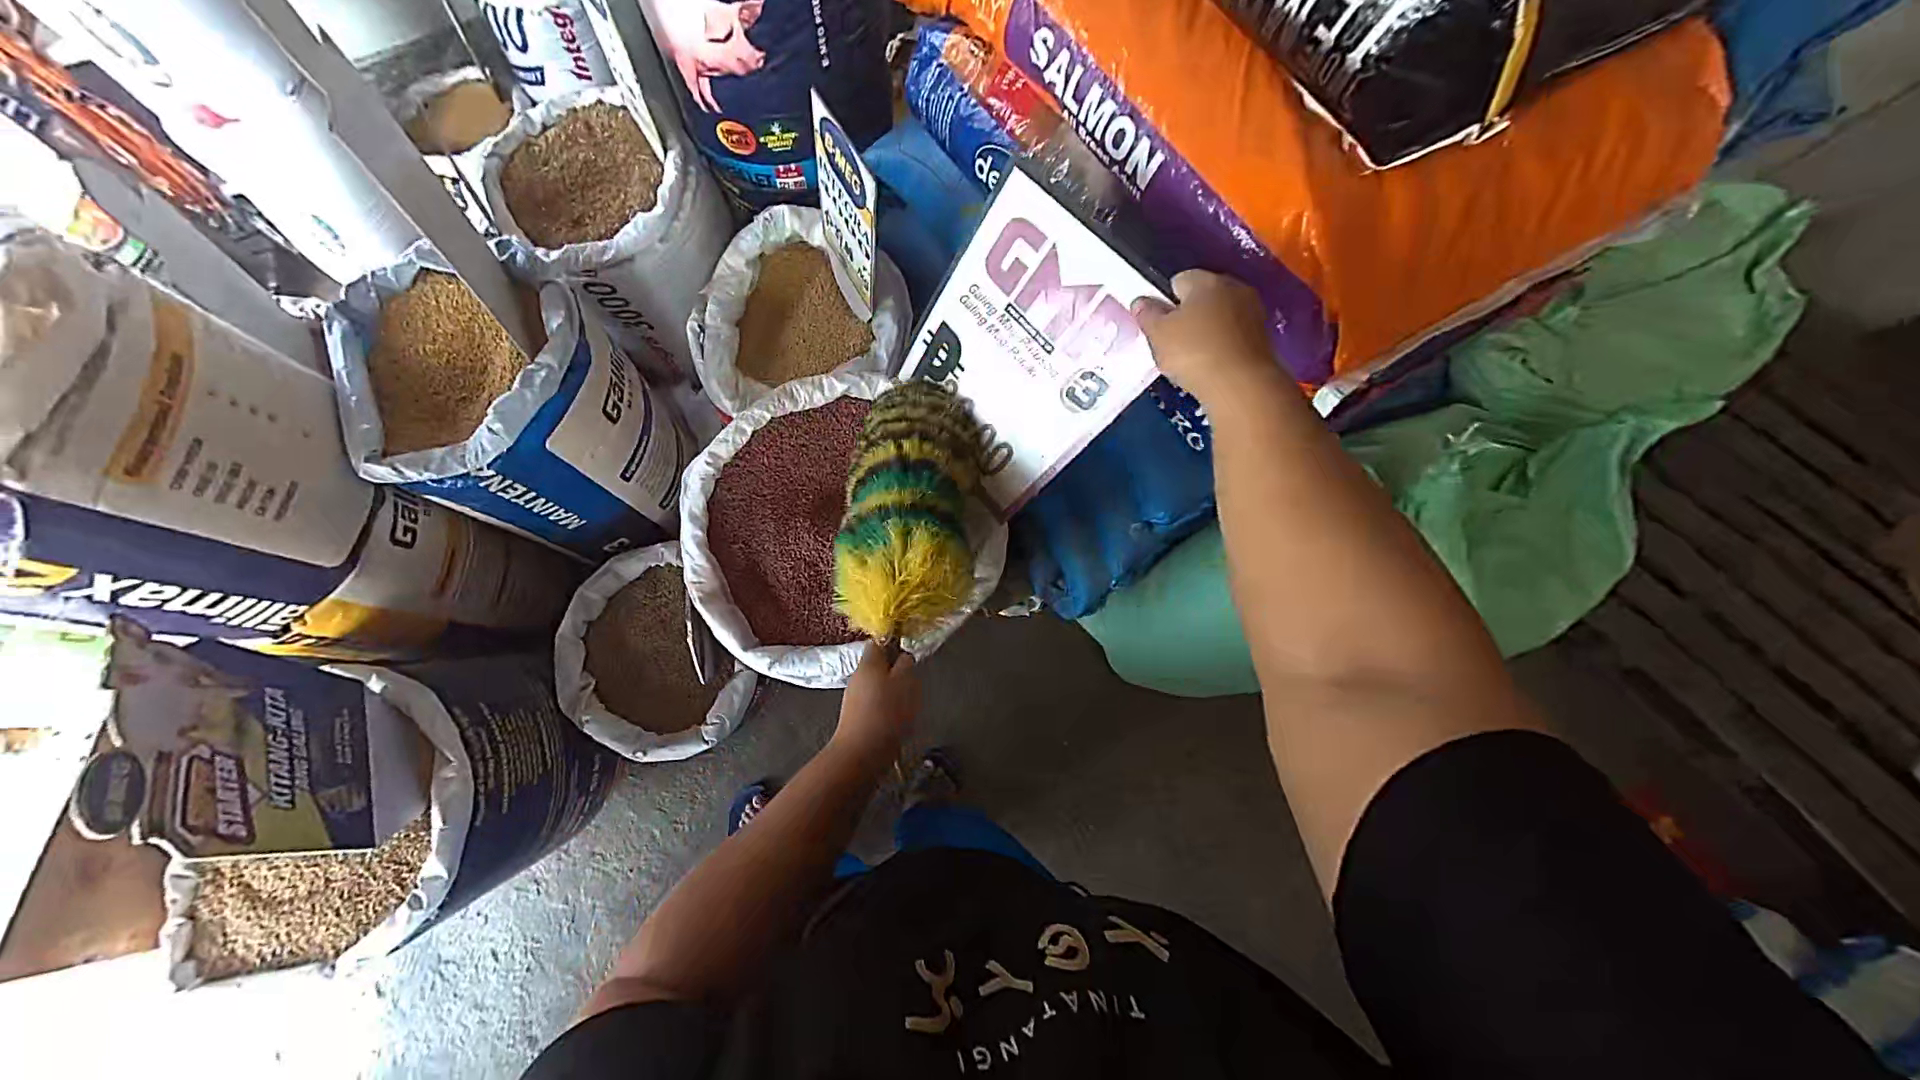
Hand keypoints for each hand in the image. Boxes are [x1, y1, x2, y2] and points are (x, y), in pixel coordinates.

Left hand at [831, 643, 918, 769]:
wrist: (862, 752)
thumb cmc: (888, 712)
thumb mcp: (906, 680)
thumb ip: (907, 663)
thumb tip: (904, 655)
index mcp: (869, 662)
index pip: (878, 643)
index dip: (894, 644)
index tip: (908, 652)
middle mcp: (857, 677)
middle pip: (878, 666)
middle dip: (896, 672)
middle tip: (913, 682)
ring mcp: (853, 698)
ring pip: (877, 687)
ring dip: (892, 692)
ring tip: (907, 705)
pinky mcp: (855, 718)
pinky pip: (874, 706)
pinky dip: (886, 710)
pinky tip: (897, 721)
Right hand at [1133, 270, 1281, 410]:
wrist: (1241, 384)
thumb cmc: (1193, 353)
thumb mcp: (1158, 334)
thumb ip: (1147, 315)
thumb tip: (1142, 302)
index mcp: (1206, 280)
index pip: (1179, 280)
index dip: (1165, 301)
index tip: (1158, 325)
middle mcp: (1234, 287)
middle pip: (1203, 297)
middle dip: (1188, 314)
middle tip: (1172, 342)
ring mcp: (1253, 311)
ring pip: (1220, 316)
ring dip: (1207, 330)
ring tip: (1193, 358)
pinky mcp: (1263, 336)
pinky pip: (1234, 335)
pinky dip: (1223, 345)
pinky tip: (1212, 365)